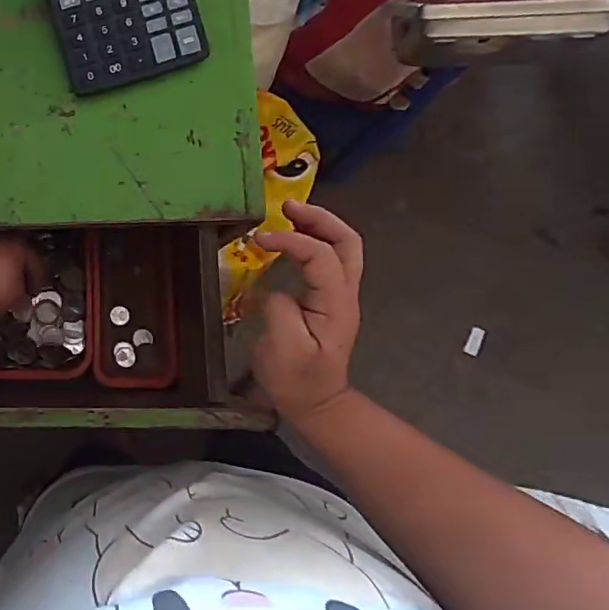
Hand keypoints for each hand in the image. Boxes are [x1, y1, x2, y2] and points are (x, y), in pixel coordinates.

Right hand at [251, 200, 363, 423]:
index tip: (261, 239)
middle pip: (347, 241)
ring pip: (343, 247)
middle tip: (288, 206)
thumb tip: (274, 288)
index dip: (292, 240)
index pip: (321, 255)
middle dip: (320, 218)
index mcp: (336, 304)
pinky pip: (328, 260)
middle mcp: (345, 294)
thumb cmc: (298, 381)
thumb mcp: (282, 350)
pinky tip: (288, 240)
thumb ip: (279, 310)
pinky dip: (311, 242)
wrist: (316, 403)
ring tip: (288, 214)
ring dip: (319, 226)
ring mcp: (340, 296)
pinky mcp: (329, 300)